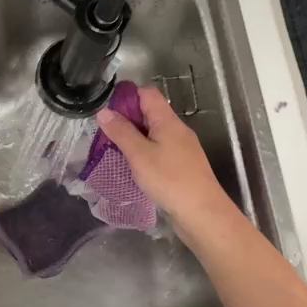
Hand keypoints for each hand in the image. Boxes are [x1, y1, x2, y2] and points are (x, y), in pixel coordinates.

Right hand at [96, 85, 240, 234]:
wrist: (202, 213)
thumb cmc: (169, 180)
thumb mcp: (139, 154)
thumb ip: (121, 132)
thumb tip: (104, 112)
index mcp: (168, 121)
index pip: (148, 93)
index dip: (127, 96)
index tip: (107, 110)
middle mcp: (178, 130)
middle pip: (151, 112)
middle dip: (128, 119)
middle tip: (106, 133)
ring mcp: (182, 148)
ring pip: (155, 133)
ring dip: (135, 137)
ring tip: (115, 150)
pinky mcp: (183, 166)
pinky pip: (160, 150)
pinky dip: (145, 152)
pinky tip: (135, 167)